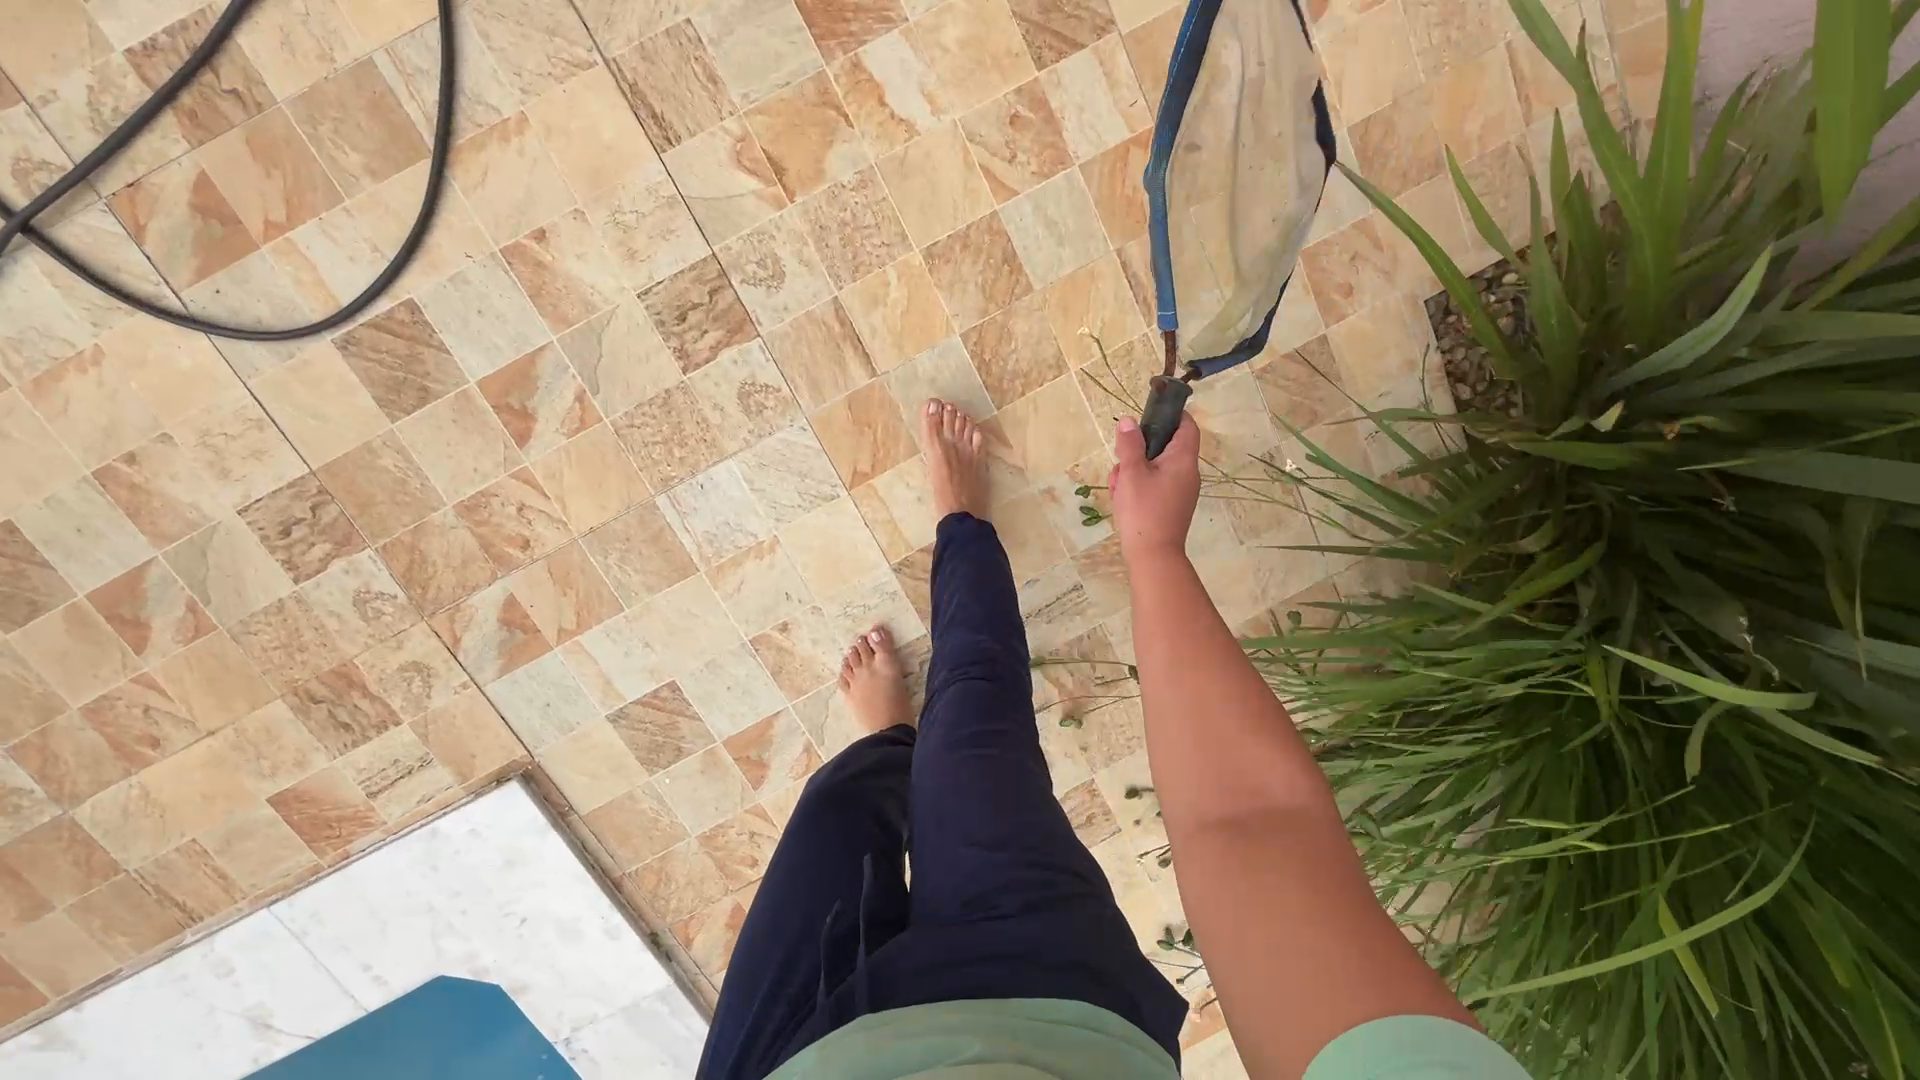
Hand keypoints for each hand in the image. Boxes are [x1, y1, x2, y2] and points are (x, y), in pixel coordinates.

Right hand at [1110, 411, 1200, 564]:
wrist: (1153, 556)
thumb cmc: (1144, 511)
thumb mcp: (1131, 473)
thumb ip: (1130, 445)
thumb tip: (1128, 421)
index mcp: (1183, 460)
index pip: (1187, 426)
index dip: (1172, 415)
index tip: (1149, 414)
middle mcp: (1187, 473)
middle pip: (1166, 447)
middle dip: (1140, 449)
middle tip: (1122, 459)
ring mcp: (1181, 491)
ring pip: (1156, 467)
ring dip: (1134, 470)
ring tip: (1119, 486)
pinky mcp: (1172, 506)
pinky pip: (1156, 485)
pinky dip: (1139, 486)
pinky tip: (1124, 498)